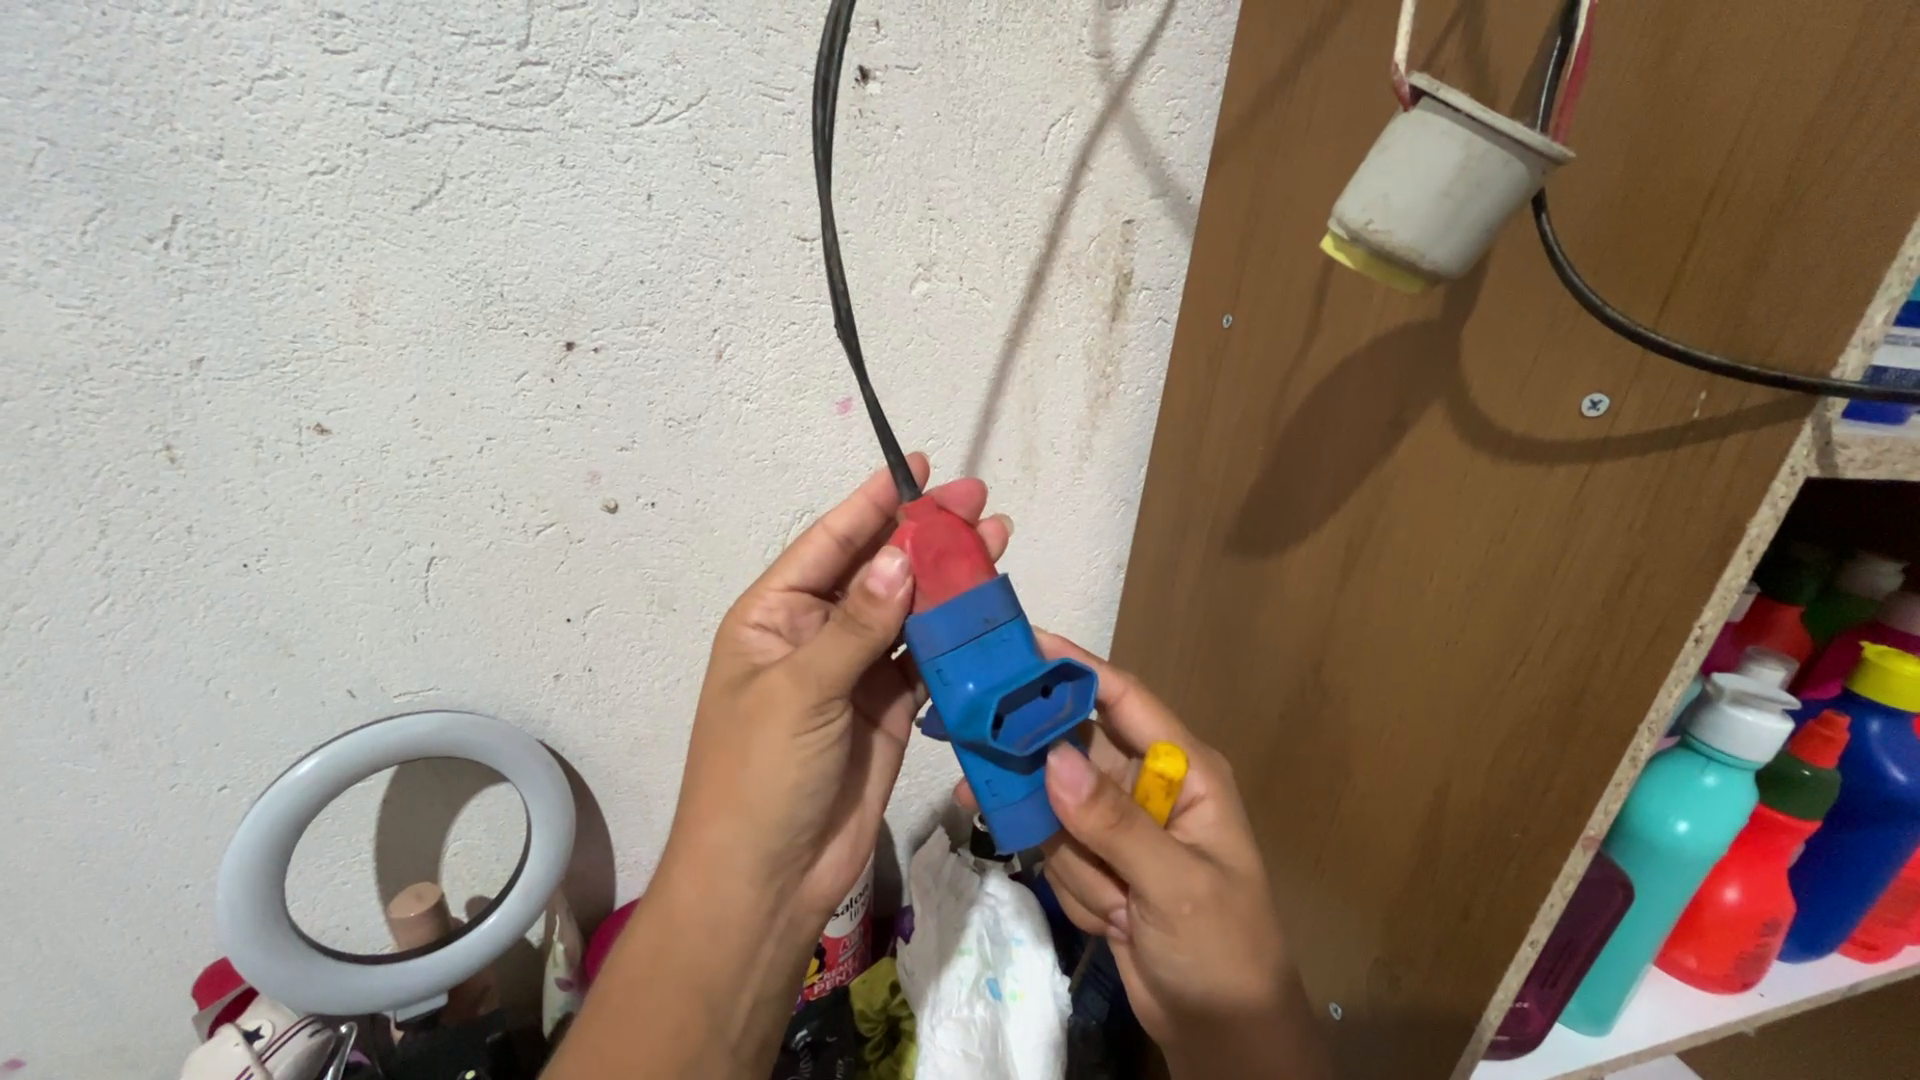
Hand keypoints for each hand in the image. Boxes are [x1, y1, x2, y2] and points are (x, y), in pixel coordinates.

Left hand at [662, 453, 1010, 933]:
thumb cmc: (760, 775)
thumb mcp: (800, 691)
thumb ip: (856, 624)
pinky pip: (927, 659)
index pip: (829, 544)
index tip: (916, 466)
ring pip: (909, 611)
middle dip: (925, 534)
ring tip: (997, 538)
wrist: (769, 879)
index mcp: (773, 616)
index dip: (873, 503)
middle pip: (878, 570)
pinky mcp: (890, 707)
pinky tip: (989, 606)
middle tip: (978, 499)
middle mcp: (815, 633)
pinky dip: (956, 634)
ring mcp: (856, 671)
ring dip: (949, 580)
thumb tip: (902, 557)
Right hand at [961, 634, 1326, 1077]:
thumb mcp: (1176, 885)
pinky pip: (1055, 848)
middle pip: (1072, 748)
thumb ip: (1113, 821)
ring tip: (1116, 906)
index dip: (1074, 667)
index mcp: (1183, 768)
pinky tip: (1113, 920)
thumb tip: (1053, 759)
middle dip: (1042, 774)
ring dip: (1075, 861)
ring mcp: (1117, 824)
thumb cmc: (1222, 949)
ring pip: (1054, 808)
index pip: (1123, 698)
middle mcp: (1147, 784)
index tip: (1020, 643)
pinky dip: (1074, 885)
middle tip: (984, 763)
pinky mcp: (1096, 858)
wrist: (1223, 1032)